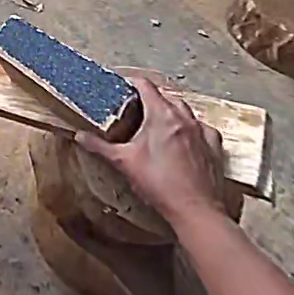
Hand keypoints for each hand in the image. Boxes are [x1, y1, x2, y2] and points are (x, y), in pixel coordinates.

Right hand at [77, 77, 226, 225]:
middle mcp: (183, 117)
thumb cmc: (159, 184)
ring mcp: (201, 131)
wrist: (196, 211)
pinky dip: (193, 128)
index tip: (123, 87)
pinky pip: (203, 128)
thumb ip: (99, 146)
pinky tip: (187, 137)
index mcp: (161, 114)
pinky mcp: (214, 147)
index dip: (132, 82)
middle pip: (165, 96)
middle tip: (136, 109)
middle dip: (150, 99)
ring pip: (185, 110)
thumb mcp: (123, 162)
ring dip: (171, 111)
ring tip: (159, 123)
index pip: (145, 85)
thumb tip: (79, 136)